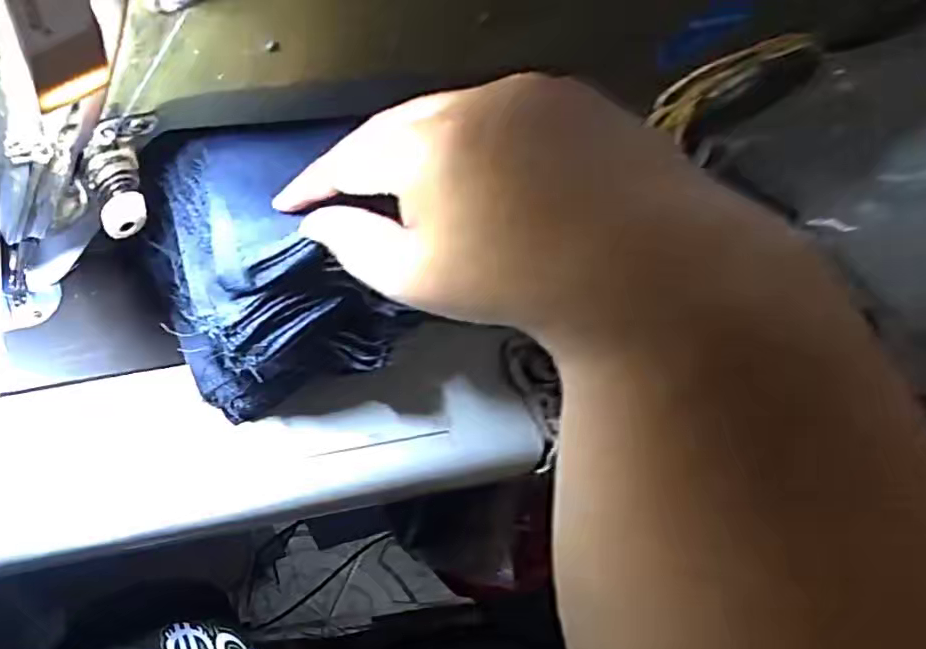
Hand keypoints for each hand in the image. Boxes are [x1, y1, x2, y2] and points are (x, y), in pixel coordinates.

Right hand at [273, 74, 809, 346]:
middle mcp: (473, 101)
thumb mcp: (407, 274)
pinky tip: (445, 167)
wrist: (639, 264)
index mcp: (426, 145)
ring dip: (400, 144)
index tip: (286, 204)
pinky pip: (485, 111)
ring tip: (378, 179)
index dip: (311, 183)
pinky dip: (449, 136)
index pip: (348, 158)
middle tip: (326, 191)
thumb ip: (350, 242)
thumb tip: (317, 221)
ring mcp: (528, 92)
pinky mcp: (569, 99)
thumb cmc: (505, 278)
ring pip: (439, 112)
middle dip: (351, 158)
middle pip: (390, 125)